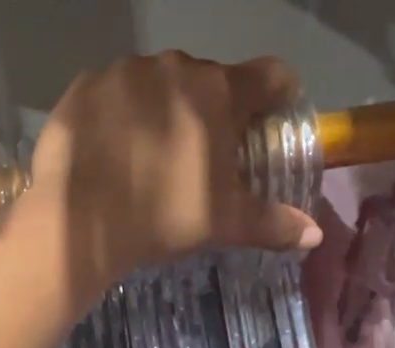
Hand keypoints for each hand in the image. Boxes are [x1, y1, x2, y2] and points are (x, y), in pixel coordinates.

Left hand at [22, 51, 322, 291]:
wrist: (80, 220)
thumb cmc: (163, 216)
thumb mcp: (223, 223)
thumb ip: (271, 223)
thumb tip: (314, 235)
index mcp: (219, 91)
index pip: (269, 75)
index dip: (276, 98)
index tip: (270, 121)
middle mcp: (175, 66)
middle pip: (209, 80)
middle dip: (211, 112)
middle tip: (201, 156)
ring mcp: (125, 72)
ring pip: (157, 85)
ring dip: (162, 111)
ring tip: (150, 157)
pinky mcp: (84, 87)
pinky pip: (113, 94)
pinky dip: (119, 116)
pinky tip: (111, 152)